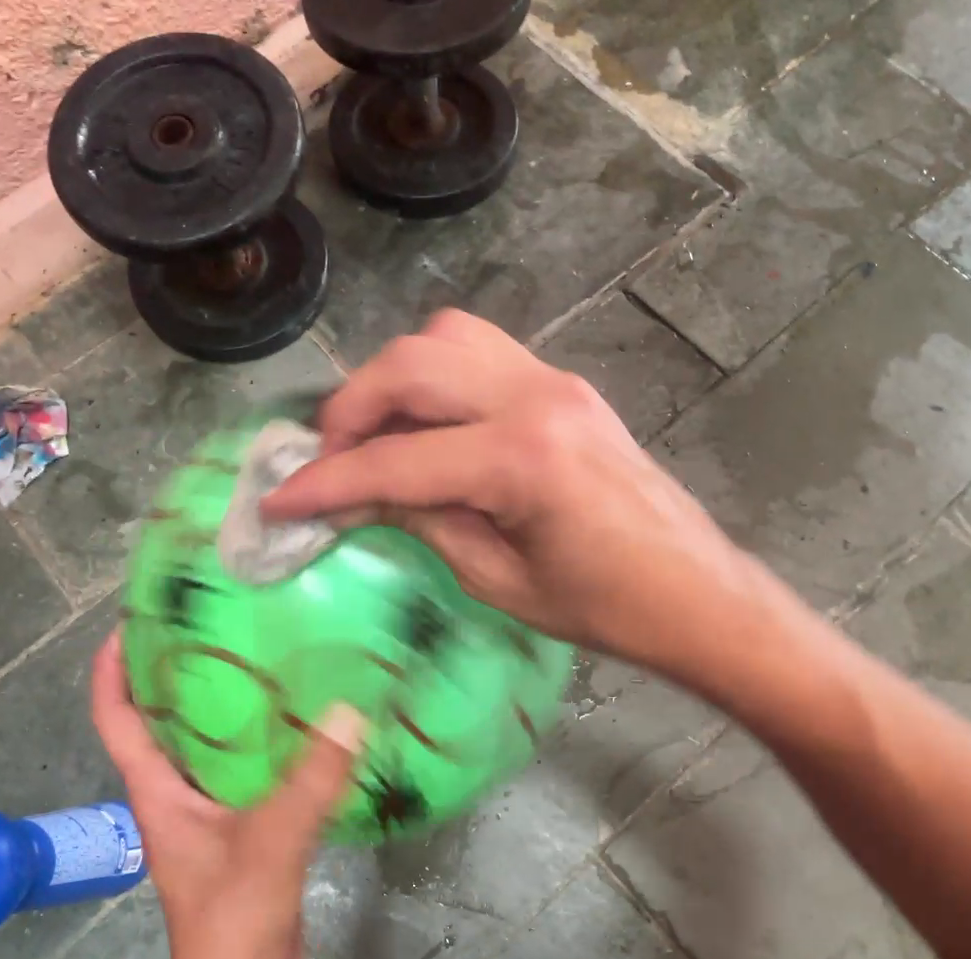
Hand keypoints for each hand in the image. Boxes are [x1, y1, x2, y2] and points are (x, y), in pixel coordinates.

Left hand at [88, 634, 365, 958]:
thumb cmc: (232, 920)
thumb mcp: (269, 842)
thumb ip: (310, 780)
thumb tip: (351, 710)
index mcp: (157, 790)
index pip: (116, 717)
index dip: (115, 667)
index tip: (135, 618)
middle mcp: (175, 794)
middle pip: (163, 720)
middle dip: (180, 670)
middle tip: (218, 621)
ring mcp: (207, 813)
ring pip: (208, 744)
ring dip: (226, 704)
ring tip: (264, 656)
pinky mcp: (241, 830)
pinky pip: (245, 769)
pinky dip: (263, 740)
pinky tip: (302, 723)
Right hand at [263, 309, 771, 678]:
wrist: (694, 593)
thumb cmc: (603, 608)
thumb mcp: (496, 580)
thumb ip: (421, 521)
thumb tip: (357, 494)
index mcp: (521, 459)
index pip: (396, 460)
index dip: (326, 482)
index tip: (277, 501)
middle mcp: (535, 397)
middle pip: (411, 366)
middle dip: (350, 409)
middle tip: (326, 460)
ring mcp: (554, 380)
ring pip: (445, 338)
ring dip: (394, 379)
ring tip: (375, 435)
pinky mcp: (563, 384)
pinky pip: (481, 352)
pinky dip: (436, 375)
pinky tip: (428, 423)